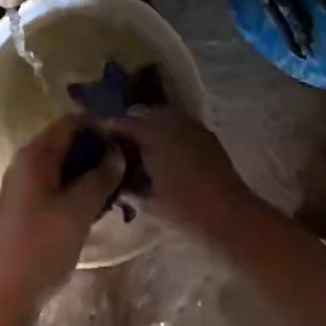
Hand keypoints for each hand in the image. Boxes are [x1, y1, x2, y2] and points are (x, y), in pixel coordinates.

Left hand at [0, 115, 124, 325]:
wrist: (7, 295)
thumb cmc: (42, 244)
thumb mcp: (79, 209)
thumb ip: (102, 176)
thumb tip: (118, 153)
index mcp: (35, 154)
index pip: (70, 122)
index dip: (98, 125)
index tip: (125, 136)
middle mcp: (27, 162)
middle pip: (67, 142)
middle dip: (97, 149)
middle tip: (125, 160)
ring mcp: (26, 185)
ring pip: (64, 165)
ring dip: (90, 171)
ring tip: (118, 181)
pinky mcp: (29, 206)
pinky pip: (58, 183)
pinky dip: (78, 187)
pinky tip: (99, 201)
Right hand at [104, 108, 258, 234]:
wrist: (229, 212)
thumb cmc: (184, 209)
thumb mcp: (149, 201)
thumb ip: (129, 186)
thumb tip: (117, 177)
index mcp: (152, 133)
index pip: (124, 122)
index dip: (109, 125)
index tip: (96, 128)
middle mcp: (170, 120)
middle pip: (142, 113)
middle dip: (129, 123)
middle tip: (118, 141)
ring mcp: (190, 123)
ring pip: (162, 114)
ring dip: (149, 124)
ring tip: (140, 145)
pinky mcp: (204, 132)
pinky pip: (178, 122)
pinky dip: (167, 129)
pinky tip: (164, 149)